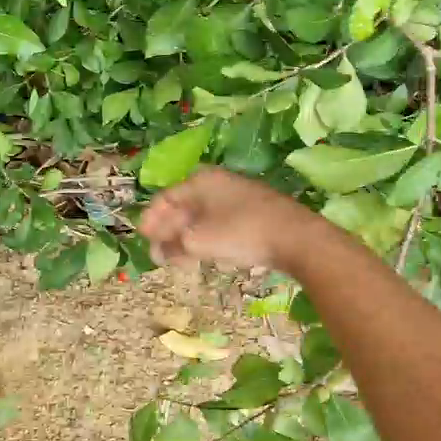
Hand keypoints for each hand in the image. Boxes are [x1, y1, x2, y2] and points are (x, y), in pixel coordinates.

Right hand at [139, 166, 317, 270]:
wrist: (297, 239)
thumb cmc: (239, 233)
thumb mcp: (196, 241)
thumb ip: (171, 244)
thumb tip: (157, 250)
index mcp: (200, 181)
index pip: (165, 198)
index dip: (151, 220)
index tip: (143, 240)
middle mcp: (218, 182)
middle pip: (183, 207)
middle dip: (169, 231)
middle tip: (160, 254)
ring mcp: (239, 196)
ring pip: (203, 216)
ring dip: (187, 237)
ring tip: (180, 260)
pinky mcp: (256, 212)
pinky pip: (221, 222)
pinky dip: (208, 237)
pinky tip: (207, 255)